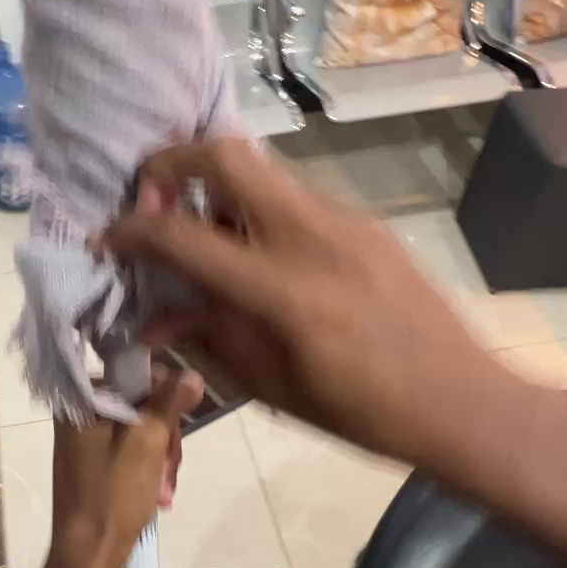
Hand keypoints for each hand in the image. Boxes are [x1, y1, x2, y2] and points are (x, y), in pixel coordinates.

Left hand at [47, 366, 205, 567]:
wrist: (88, 554)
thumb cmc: (113, 496)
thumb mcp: (147, 443)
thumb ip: (169, 402)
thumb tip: (191, 372)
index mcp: (81, 402)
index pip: (136, 377)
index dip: (164, 401)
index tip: (175, 431)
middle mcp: (79, 415)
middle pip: (143, 407)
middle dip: (164, 440)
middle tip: (168, 471)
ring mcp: (86, 441)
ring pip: (143, 432)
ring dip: (160, 461)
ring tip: (164, 493)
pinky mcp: (95, 464)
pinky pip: (132, 453)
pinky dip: (149, 472)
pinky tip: (157, 496)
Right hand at [101, 140, 543, 470]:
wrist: (459, 399)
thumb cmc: (358, 411)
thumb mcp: (270, 386)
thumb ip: (209, 338)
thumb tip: (153, 321)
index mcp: (282, 293)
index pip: (184, 237)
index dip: (132, 230)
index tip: (108, 237)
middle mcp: (312, 237)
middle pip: (226, 155)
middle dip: (171, 163)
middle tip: (151, 200)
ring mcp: (344, 220)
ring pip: (263, 168)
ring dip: (215, 185)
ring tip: (200, 230)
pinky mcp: (364, 222)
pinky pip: (294, 196)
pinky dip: (256, 208)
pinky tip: (255, 252)